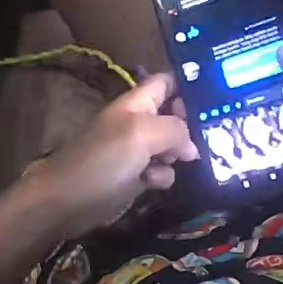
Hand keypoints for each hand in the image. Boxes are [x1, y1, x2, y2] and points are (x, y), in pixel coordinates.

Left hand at [17, 71, 198, 237]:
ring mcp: (137, 151)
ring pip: (173, 148)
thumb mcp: (142, 134)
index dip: (188, 86)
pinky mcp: (135, 178)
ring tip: (168, 164)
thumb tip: (191, 147)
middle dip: (190, 128)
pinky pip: (161, 173)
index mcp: (137, 103)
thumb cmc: (103, 161)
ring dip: (177, 157)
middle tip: (206, 140)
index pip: (167, 82)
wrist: (66, 201)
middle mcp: (139, 123)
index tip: (216, 100)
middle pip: (175, 117)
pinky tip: (150, 184)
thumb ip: (175, 129)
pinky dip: (161, 178)